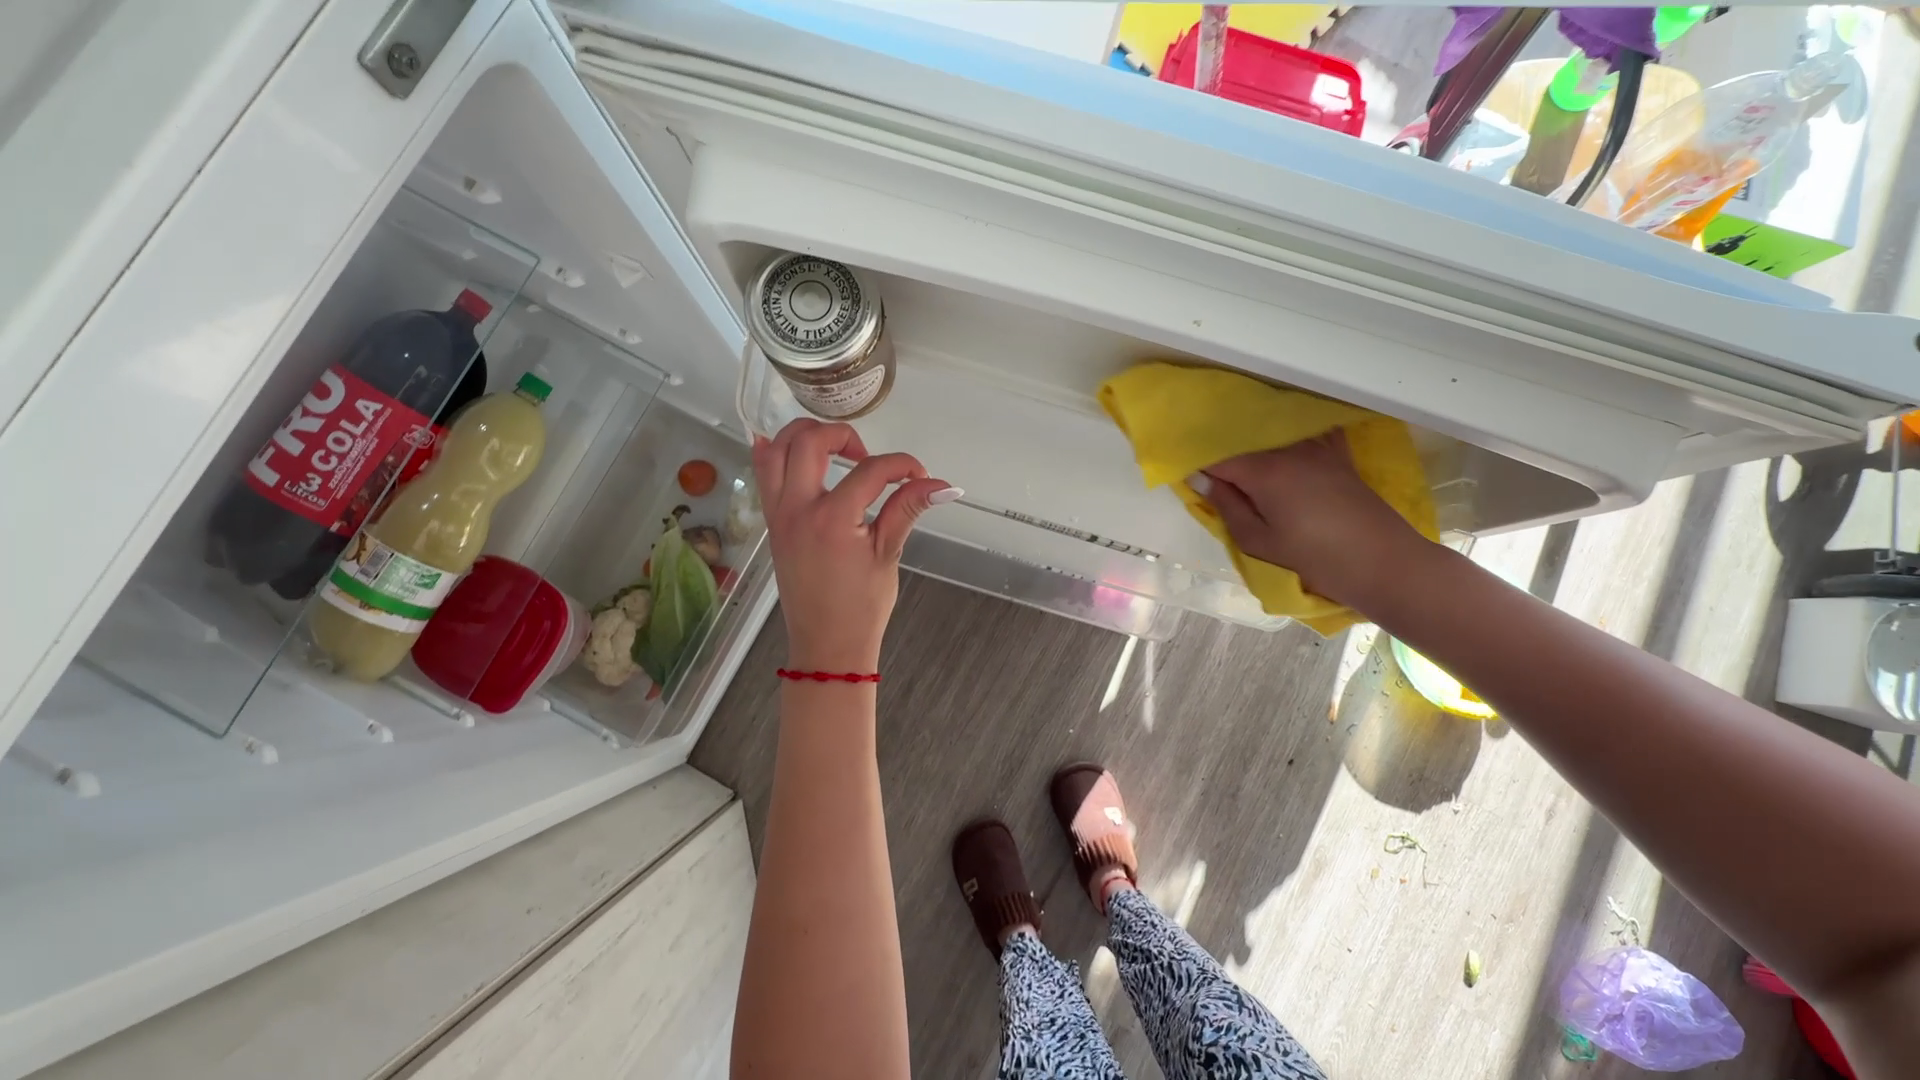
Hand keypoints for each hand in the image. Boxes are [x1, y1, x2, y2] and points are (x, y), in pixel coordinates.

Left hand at [752, 418, 954, 671]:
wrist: (827, 646)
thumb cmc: (861, 608)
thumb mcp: (888, 554)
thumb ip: (908, 509)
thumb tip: (941, 484)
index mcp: (832, 519)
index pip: (870, 470)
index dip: (901, 466)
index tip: (918, 476)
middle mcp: (797, 509)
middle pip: (809, 441)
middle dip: (843, 435)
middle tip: (866, 456)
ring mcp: (778, 515)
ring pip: (775, 449)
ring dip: (803, 436)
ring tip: (833, 450)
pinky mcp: (772, 523)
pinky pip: (763, 475)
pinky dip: (774, 454)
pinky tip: (792, 451)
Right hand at [1196, 433, 1427, 607]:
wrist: (1384, 563)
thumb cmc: (1316, 560)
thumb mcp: (1259, 542)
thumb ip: (1227, 507)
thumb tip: (1201, 480)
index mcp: (1264, 470)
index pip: (1216, 457)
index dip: (1198, 467)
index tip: (1188, 480)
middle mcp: (1288, 449)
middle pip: (1243, 442)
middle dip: (1223, 455)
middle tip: (1211, 480)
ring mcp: (1316, 447)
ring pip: (1272, 436)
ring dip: (1252, 445)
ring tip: (1241, 468)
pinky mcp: (1336, 454)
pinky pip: (1302, 435)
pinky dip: (1286, 438)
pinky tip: (1281, 449)